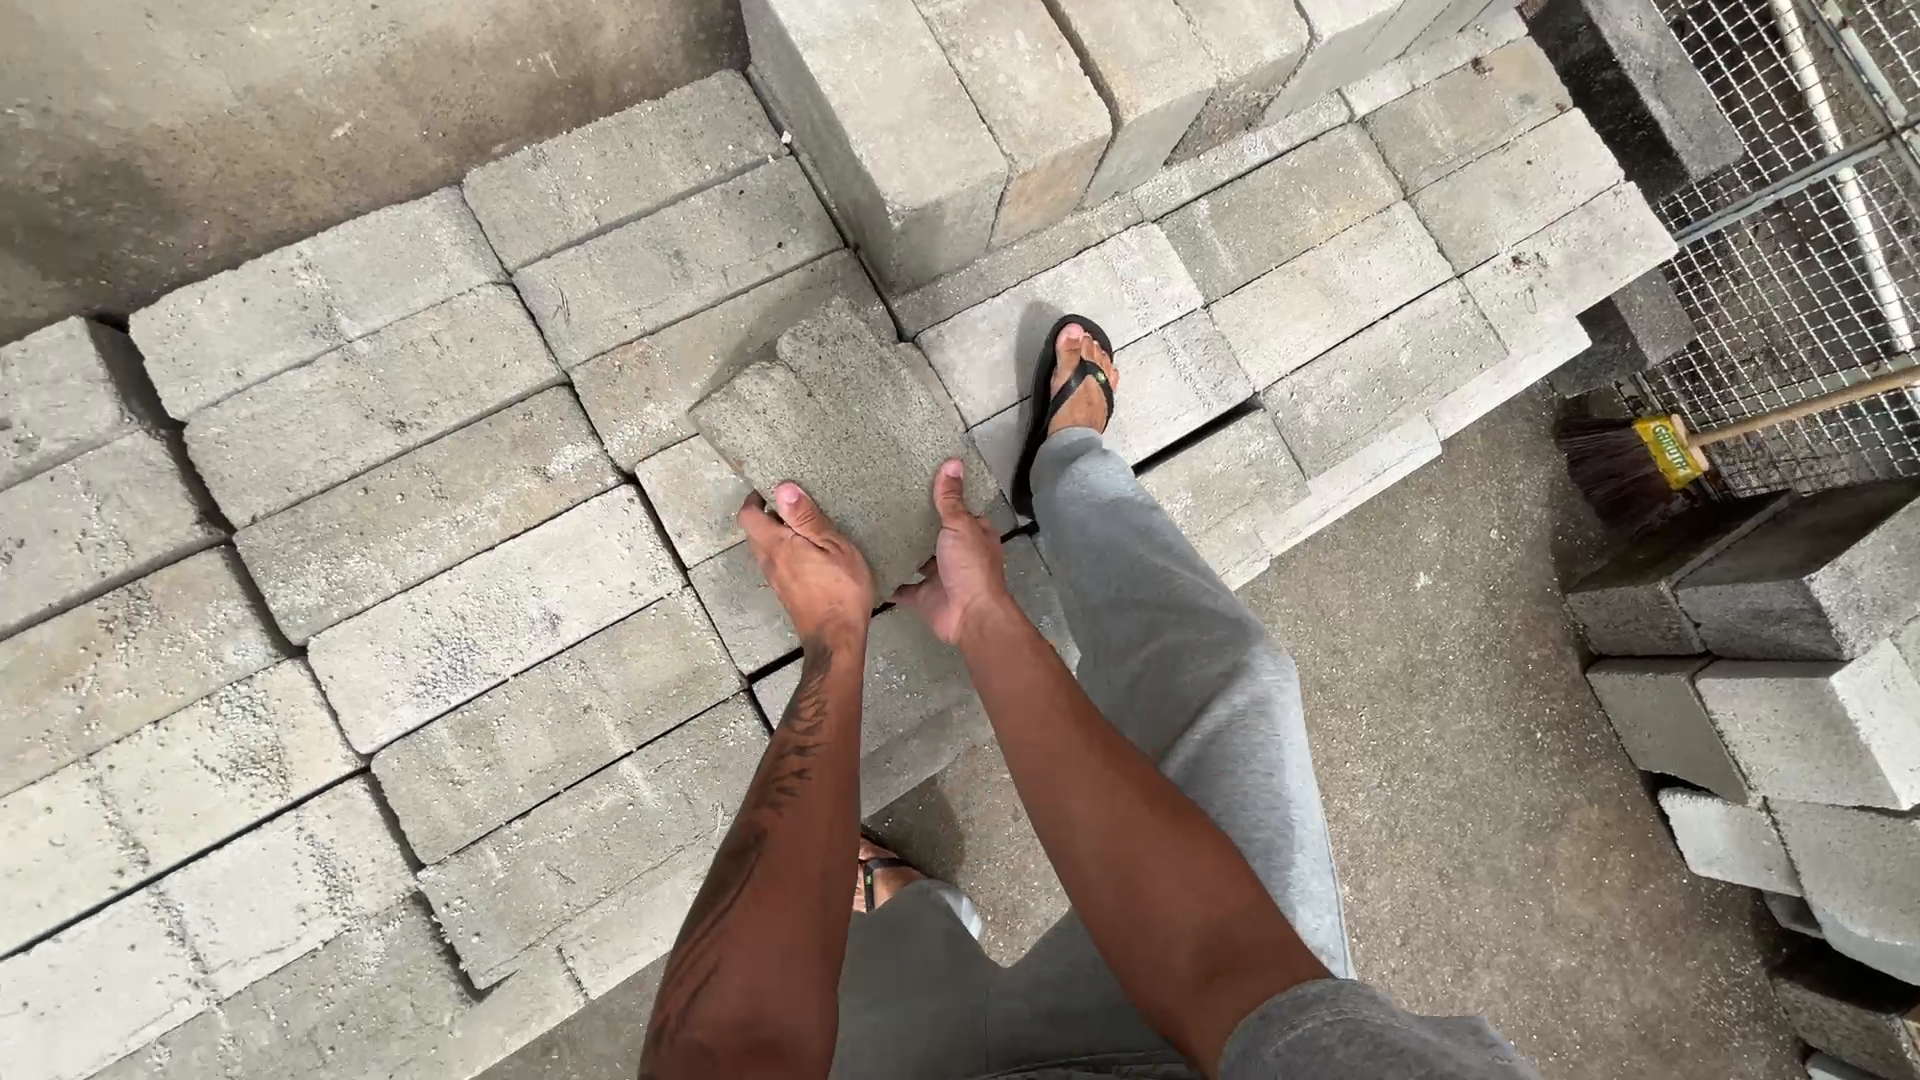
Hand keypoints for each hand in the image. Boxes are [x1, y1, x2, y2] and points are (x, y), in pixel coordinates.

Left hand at [738, 482, 875, 645]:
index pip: (748, 516)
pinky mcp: (786, 593)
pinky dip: (786, 552)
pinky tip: (812, 554)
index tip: (773, 490)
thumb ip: (807, 518)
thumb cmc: (841, 590)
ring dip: (777, 535)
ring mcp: (776, 580)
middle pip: (754, 532)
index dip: (755, 499)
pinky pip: (777, 564)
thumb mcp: (833, 546)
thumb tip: (783, 488)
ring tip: (806, 528)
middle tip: (794, 507)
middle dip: (767, 515)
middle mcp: (769, 562)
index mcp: (777, 546)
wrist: (836, 638)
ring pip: (765, 549)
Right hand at [893, 459, 1013, 644]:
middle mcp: (959, 554)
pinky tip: (870, 566)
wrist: (969, 615)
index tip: (921, 484)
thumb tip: (954, 461)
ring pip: (918, 561)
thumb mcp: (960, 525)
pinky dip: (890, 581)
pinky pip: (903, 587)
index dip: (946, 499)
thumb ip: (951, 498)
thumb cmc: (970, 566)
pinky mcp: (923, 596)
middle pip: (936, 536)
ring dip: (903, 551)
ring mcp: (940, 576)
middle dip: (919, 525)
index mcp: (975, 535)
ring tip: (876, 530)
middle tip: (889, 504)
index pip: (960, 511)